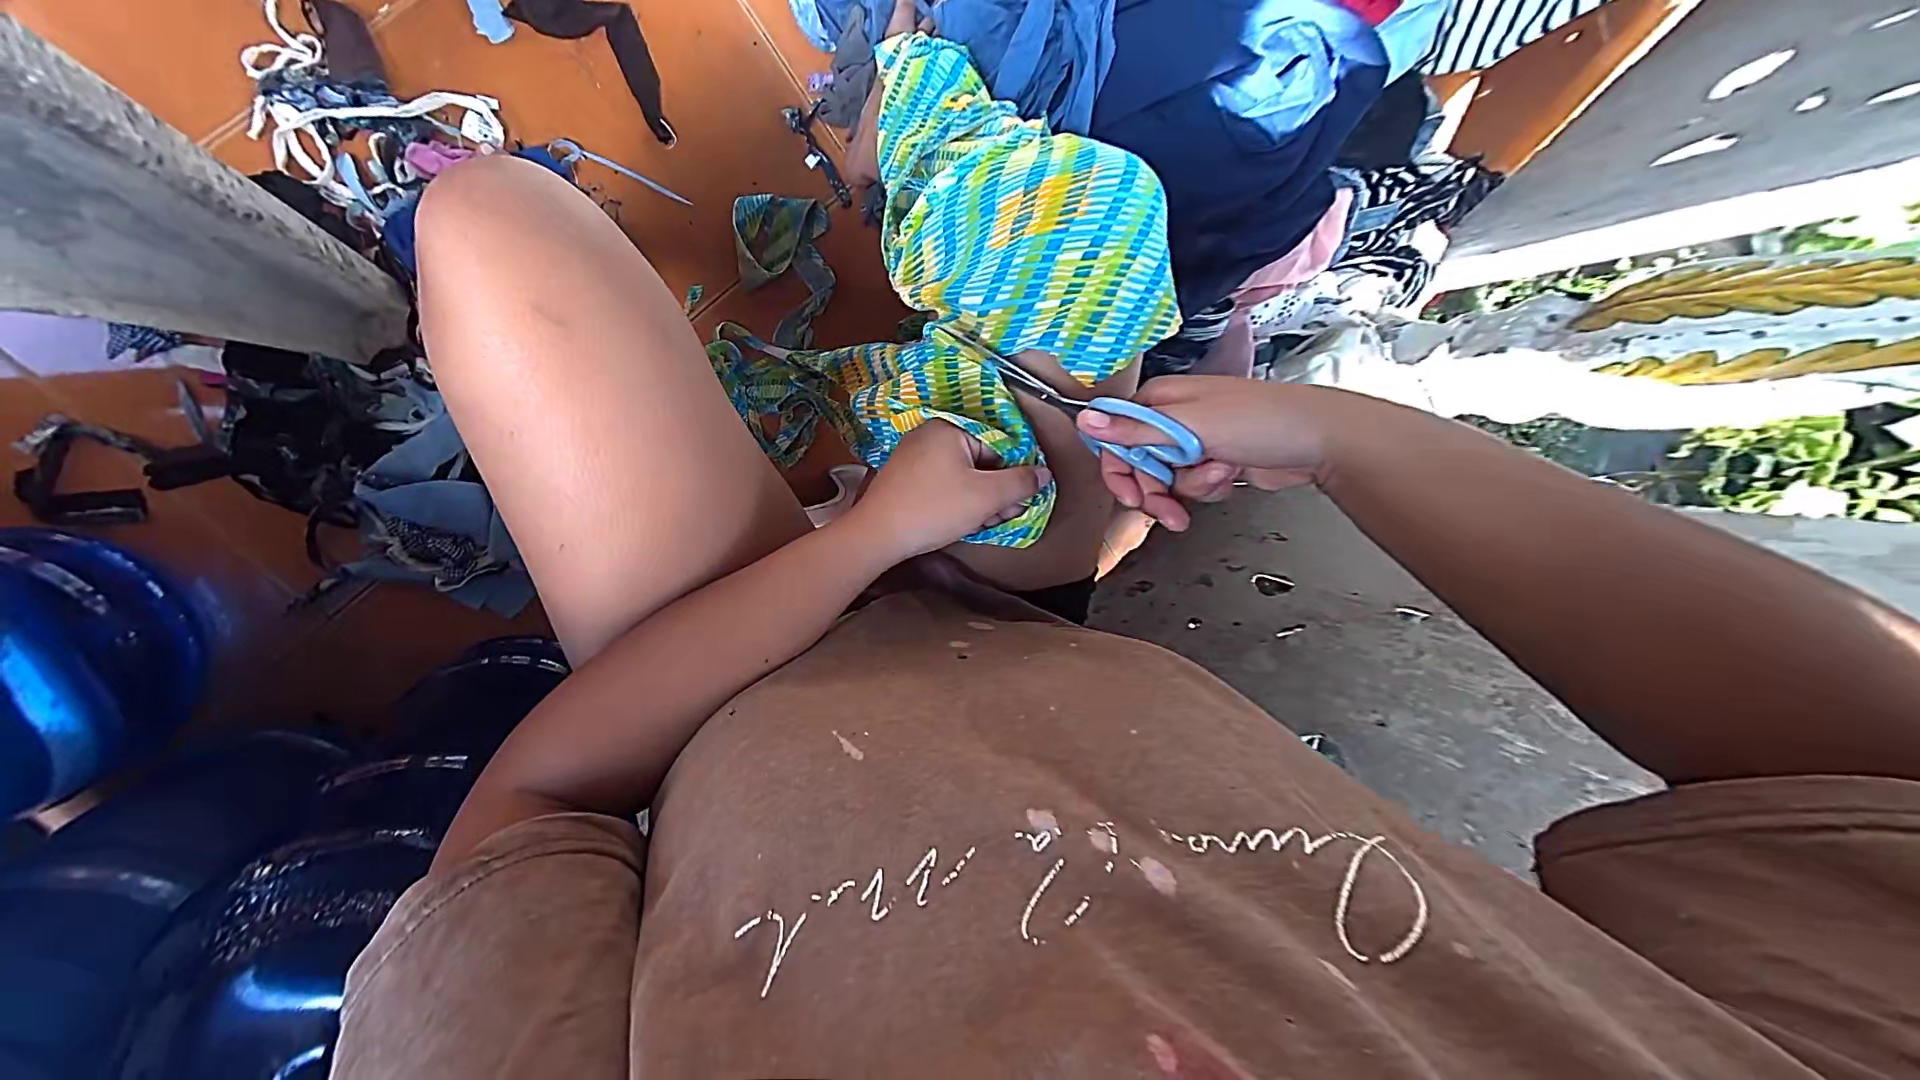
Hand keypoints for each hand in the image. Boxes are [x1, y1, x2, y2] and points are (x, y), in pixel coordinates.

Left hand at [843, 420, 1050, 561]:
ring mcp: (914, 455)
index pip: (999, 444)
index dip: (1014, 474)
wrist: (877, 534)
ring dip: (979, 498)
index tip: (1020, 501)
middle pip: (980, 458)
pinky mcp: (905, 476)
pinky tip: (962, 520)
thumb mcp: (986, 496)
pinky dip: (957, 498)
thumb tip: (1045, 473)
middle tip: (1005, 516)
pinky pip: (942, 481)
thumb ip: (1020, 482)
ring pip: (962, 472)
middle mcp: (930, 433)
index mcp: (950, 427)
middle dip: (997, 490)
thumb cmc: (934, 509)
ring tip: (985, 522)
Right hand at [1077, 377, 1345, 530]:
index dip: (1118, 469)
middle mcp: (1173, 419)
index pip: (1116, 437)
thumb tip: (1086, 421)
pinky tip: (1229, 476)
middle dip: (1154, 490)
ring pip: (1165, 480)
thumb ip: (1132, 431)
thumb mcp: (1187, 427)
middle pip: (1139, 465)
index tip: (1129, 493)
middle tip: (1166, 507)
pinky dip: (1207, 489)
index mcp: (1160, 401)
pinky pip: (1190, 487)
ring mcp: (1194, 441)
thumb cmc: (1259, 420)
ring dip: (1188, 488)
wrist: (1316, 440)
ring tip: (1217, 476)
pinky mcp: (1212, 461)